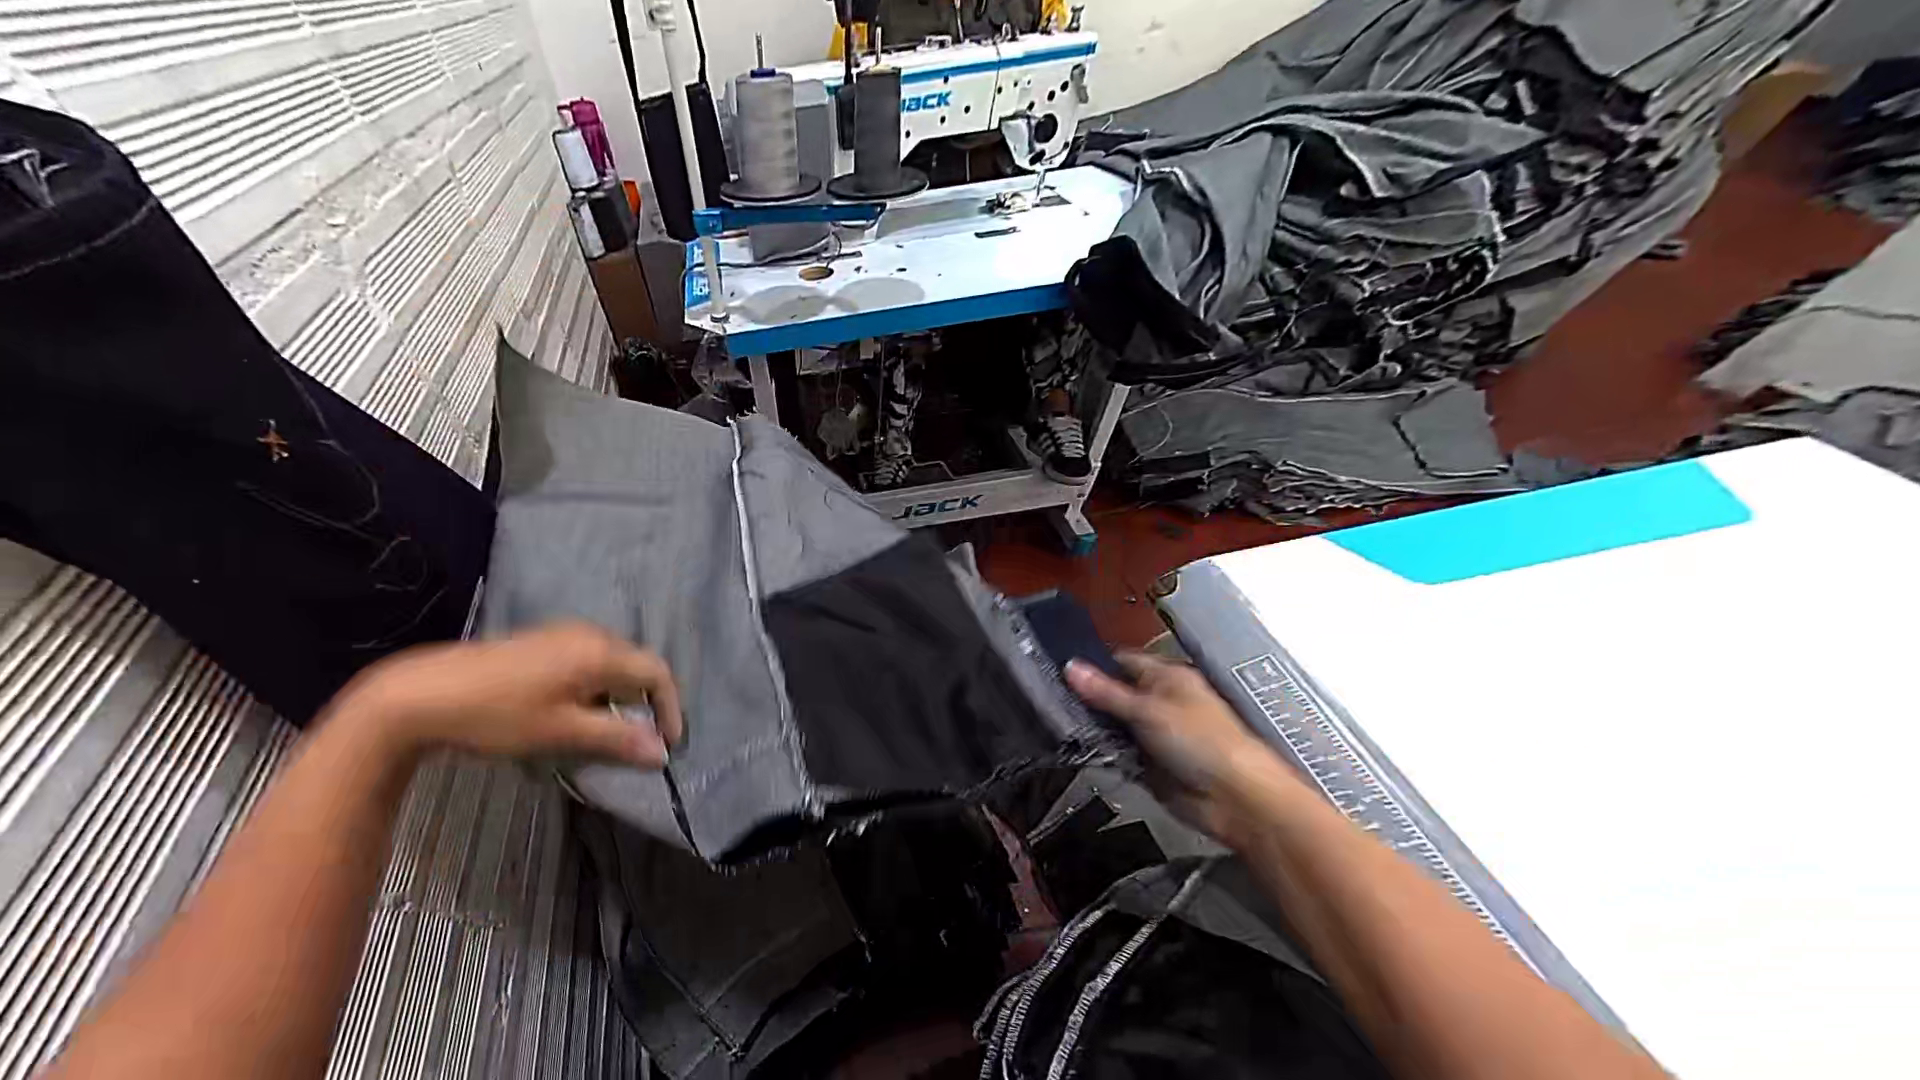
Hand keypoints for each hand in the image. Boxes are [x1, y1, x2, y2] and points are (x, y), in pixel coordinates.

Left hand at [330, 621, 683, 767]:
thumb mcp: (561, 733)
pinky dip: (598, 686)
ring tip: (609, 729)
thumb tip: (662, 753)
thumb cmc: (497, 715)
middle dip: (647, 702)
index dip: (671, 708)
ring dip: (622, 695)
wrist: (419, 695)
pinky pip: (590, 660)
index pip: (657, 673)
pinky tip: (576, 709)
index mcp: (601, 652)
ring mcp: (565, 633)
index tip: (667, 744)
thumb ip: (617, 739)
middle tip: (640, 739)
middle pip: (638, 664)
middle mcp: (590, 634)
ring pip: (614, 663)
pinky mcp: (543, 641)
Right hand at [1066, 651, 1299, 844]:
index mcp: (1167, 678)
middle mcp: (1161, 703)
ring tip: (1071, 727)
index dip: (1096, 665)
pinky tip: (1091, 752)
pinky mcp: (1150, 765)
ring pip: (1114, 726)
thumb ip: (1107, 692)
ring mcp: (1155, 735)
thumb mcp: (1149, 710)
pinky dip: (1107, 755)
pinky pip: (1119, 755)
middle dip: (1092, 701)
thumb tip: (1073, 668)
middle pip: (1115, 696)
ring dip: (1098, 730)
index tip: (1066, 670)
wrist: (1234, 799)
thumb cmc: (1209, 743)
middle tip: (1060, 700)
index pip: (1122, 662)